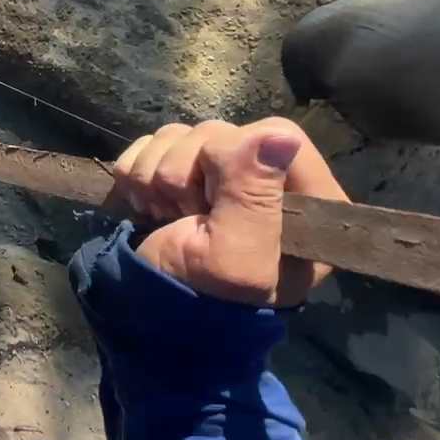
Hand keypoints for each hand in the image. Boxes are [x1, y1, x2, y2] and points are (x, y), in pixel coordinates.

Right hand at [112, 117, 343, 307]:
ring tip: (165, 215)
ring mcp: (216, 171)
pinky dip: (135, 173)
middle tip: (186, 216)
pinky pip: (147, 143)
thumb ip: (254, 198)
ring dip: (154, 176)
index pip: (273, 134)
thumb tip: (276, 136)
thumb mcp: (234, 257)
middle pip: (216, 132)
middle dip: (183, 173)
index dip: (231, 159)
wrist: (147, 306)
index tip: (212, 203)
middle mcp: (264, 177)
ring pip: (176, 135)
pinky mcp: (174, 168)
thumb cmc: (200, 291)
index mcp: (304, 199)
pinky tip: (147, 204)